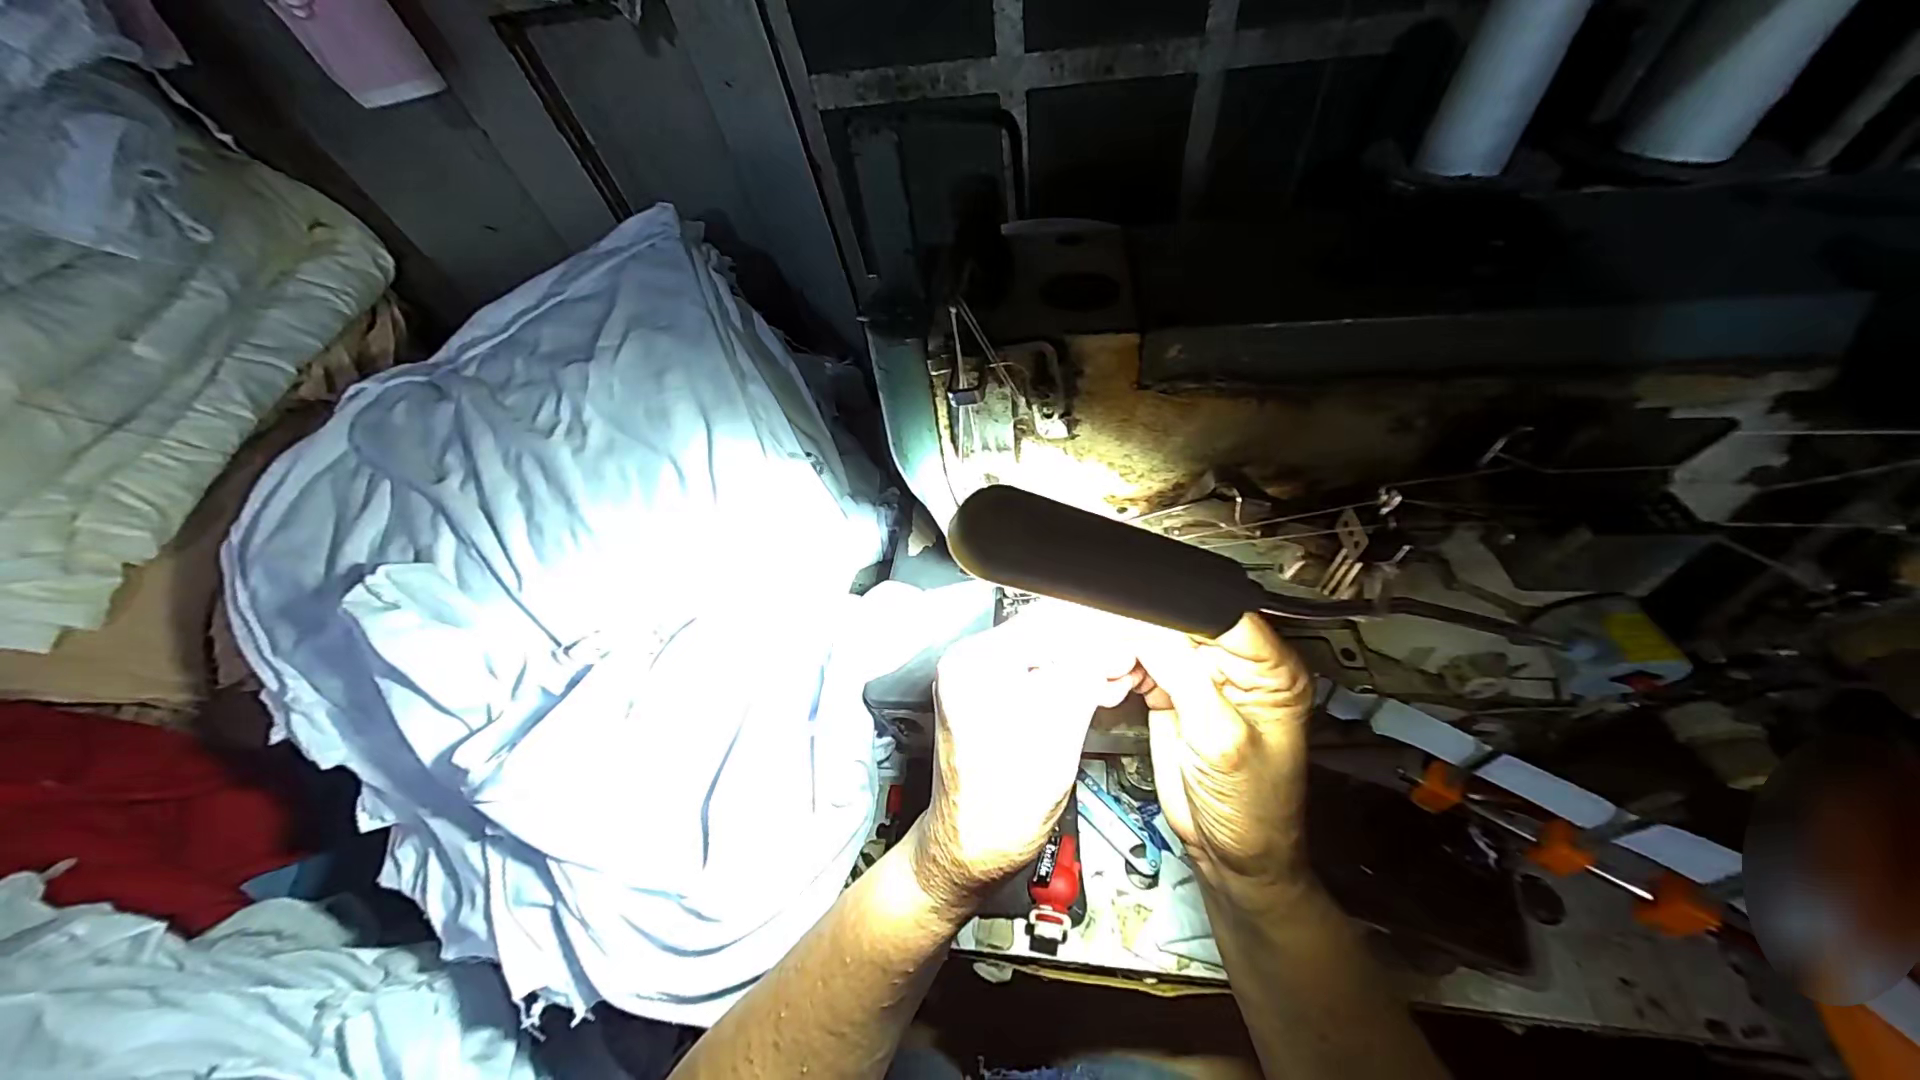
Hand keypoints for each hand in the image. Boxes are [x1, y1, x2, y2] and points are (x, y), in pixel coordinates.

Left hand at [914, 604, 1139, 913]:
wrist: (970, 850)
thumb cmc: (998, 814)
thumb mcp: (1057, 739)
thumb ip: (1084, 680)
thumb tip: (1112, 645)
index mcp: (976, 665)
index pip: (1051, 623)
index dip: (1101, 632)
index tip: (1133, 640)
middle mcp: (969, 662)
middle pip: (1048, 631)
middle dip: (1096, 644)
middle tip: (1132, 660)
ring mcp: (977, 676)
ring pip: (1047, 649)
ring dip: (1088, 659)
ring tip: (1119, 677)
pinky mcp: (989, 692)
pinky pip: (1037, 669)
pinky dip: (1070, 676)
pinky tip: (1095, 687)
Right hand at [1131, 613, 1316, 906]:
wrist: (1230, 855)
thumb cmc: (1253, 810)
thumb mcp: (1220, 739)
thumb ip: (1184, 677)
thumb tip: (1146, 628)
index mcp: (1267, 669)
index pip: (1218, 613)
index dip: (1174, 612)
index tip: (1136, 619)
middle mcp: (1234, 667)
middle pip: (1177, 623)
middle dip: (1139, 633)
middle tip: (1113, 652)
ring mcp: (1199, 679)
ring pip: (1150, 640)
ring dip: (1122, 653)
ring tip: (1109, 675)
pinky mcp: (1171, 694)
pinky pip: (1135, 665)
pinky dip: (1116, 672)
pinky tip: (1110, 685)